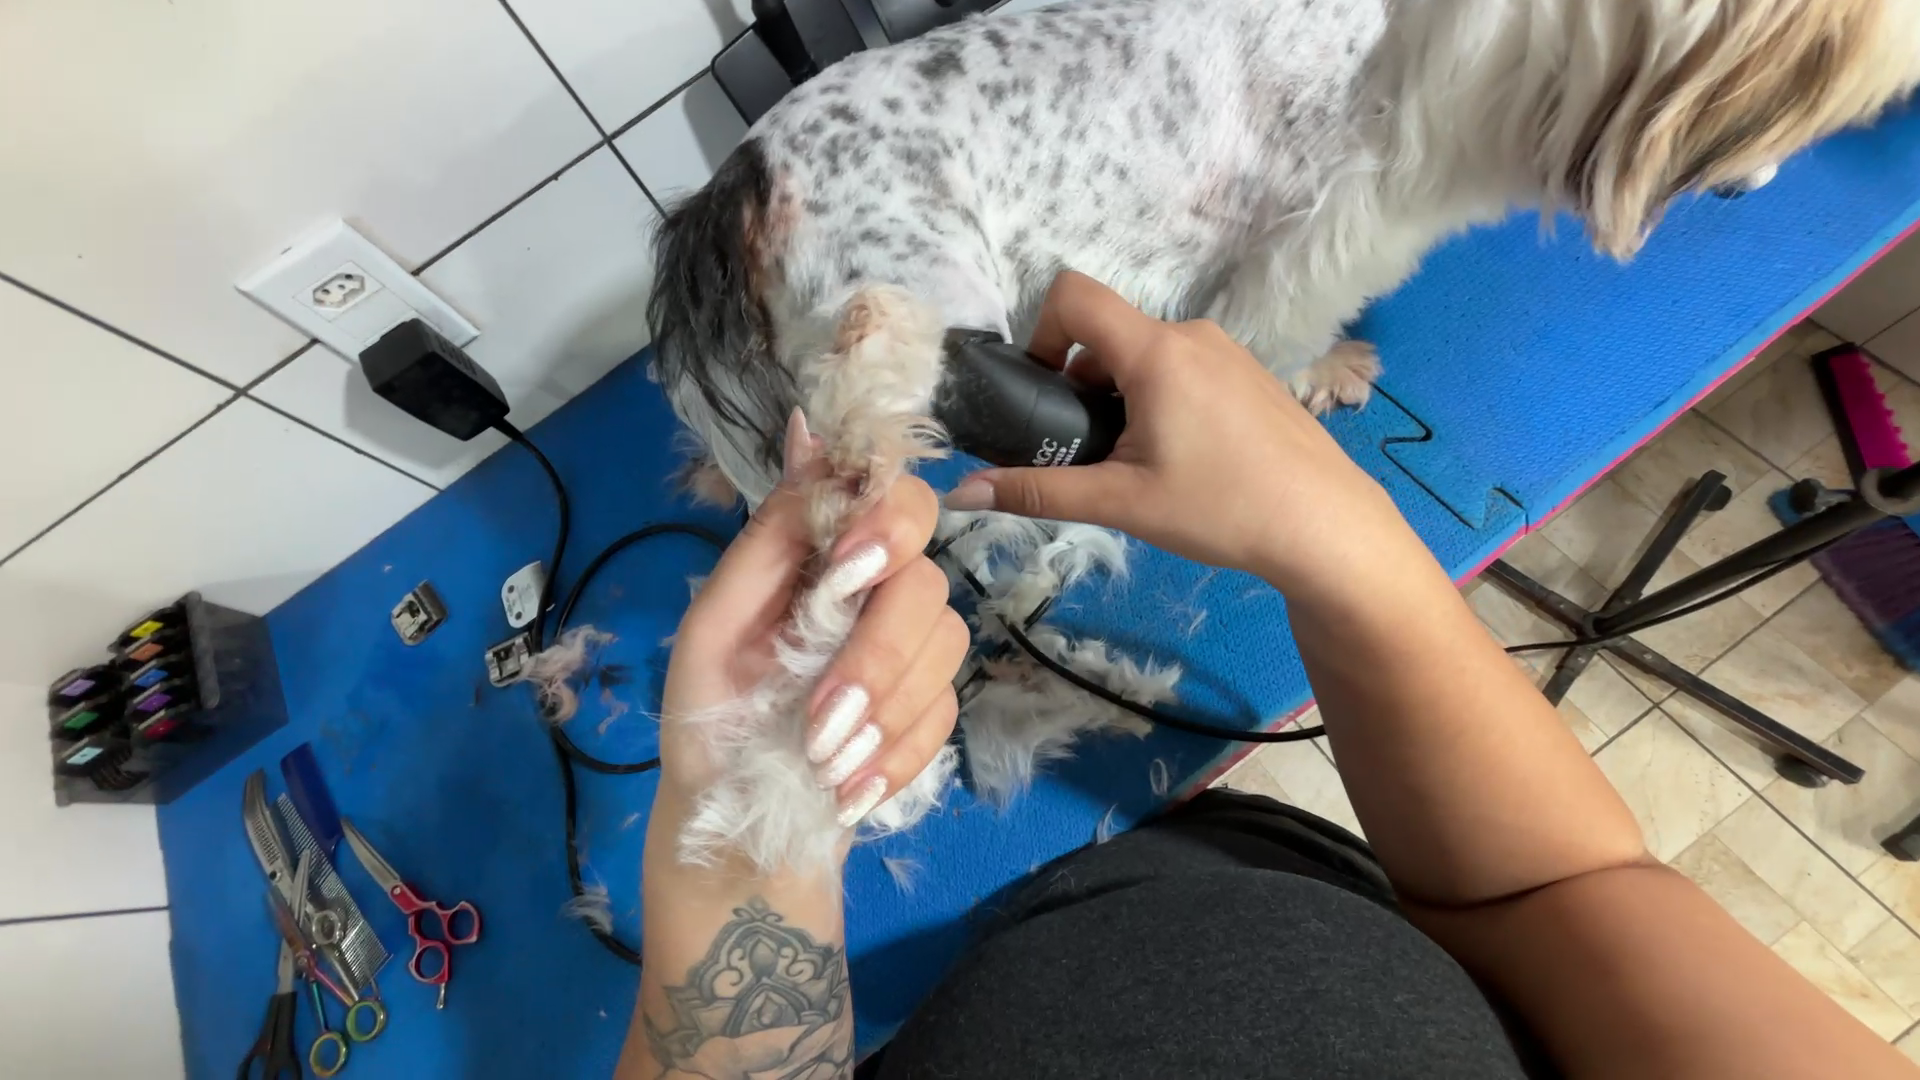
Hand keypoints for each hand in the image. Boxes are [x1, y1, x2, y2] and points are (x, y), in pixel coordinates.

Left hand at [659, 410, 970, 825]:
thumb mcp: (716, 621)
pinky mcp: (930, 708)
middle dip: (876, 652)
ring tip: (822, 763)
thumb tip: (807, 429)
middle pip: (925, 583)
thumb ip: (769, 534)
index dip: (888, 520)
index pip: (895, 498)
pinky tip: (849, 787)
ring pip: (945, 648)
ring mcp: (911, 650)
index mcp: (826, 556)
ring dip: (883, 712)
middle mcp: (879, 591)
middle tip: (819, 717)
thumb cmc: (711, 711)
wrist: (734, 816)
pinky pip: (943, 714)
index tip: (850, 567)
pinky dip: (896, 755)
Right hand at [942, 272, 1404, 587]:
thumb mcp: (1120, 502)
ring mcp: (1226, 352)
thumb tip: (961, 493)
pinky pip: (1180, 368)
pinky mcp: (1247, 374)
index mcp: (1156, 352)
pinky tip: (1179, 457)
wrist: (1327, 527)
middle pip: (1105, 334)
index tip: (1043, 394)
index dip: (1040, 333)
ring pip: (1143, 355)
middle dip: (1077, 384)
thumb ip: (1037, 493)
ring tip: (1132, 462)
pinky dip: (1154, 398)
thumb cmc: (1221, 508)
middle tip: (1085, 450)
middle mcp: (1191, 335)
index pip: (1073, 294)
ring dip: (1116, 396)